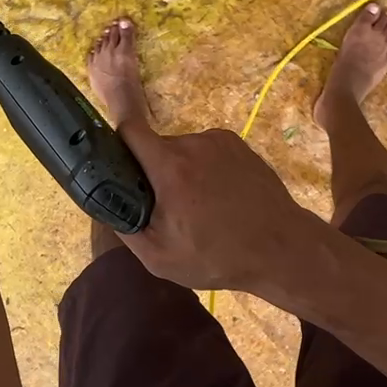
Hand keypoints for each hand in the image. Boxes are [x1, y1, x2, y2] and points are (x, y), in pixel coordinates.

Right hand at [113, 118, 325, 291]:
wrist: (281, 247)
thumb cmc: (217, 257)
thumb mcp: (161, 257)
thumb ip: (126, 226)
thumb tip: (105, 203)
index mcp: (170, 167)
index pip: (130, 129)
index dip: (118, 141)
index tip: (117, 161)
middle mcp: (192, 143)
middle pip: (157, 146)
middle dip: (154, 171)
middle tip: (167, 206)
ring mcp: (217, 139)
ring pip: (182, 150)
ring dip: (181, 171)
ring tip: (200, 206)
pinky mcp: (236, 141)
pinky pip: (206, 149)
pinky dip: (204, 168)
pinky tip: (219, 196)